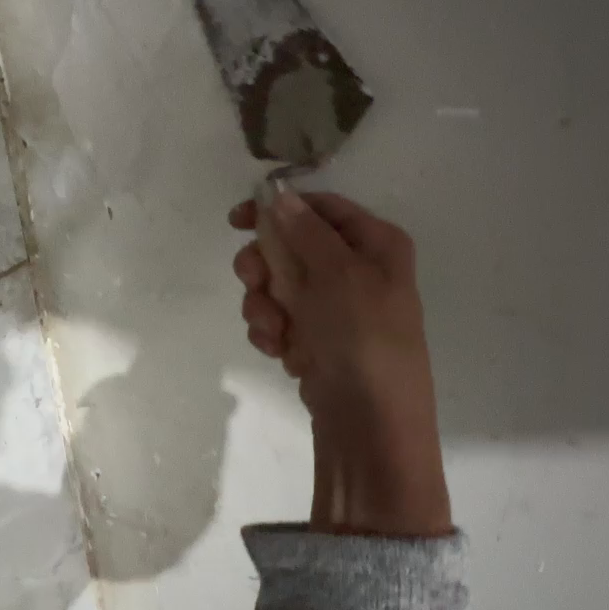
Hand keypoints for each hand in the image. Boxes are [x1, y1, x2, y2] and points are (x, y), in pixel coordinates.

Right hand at [229, 190, 451, 536]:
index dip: (276, 209)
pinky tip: (281, 350)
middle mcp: (353, 268)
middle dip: (263, 271)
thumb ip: (303, 232)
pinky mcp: (312, 333)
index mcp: (373, 244)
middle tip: (257, 287)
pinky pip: (275, 317)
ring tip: (276, 333)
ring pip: (272, 285)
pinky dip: (270, 331)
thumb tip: (278, 195)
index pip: (318, 208)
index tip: (235, 222)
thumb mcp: (334, 274)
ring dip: (263, 307)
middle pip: (286, 246)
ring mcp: (331, 304)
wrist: (367, 414)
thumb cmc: (361, 336)